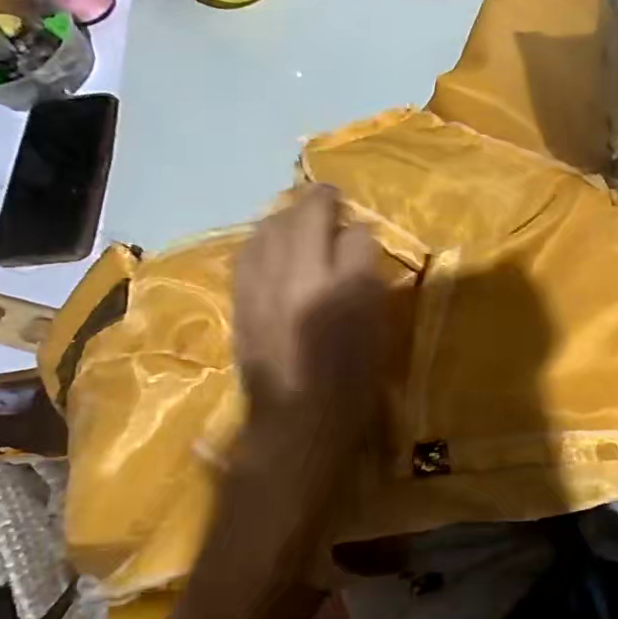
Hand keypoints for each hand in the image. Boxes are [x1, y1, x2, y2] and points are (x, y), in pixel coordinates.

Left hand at [231, 185, 383, 458]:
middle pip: (304, 217)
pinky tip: (270, 243)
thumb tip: (356, 242)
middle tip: (329, 197)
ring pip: (270, 228)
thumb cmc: (351, 381)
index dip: (359, 226)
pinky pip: (248, 251)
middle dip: (318, 200)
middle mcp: (298, 277)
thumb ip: (367, 279)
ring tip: (299, 217)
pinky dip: (262, 238)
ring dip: (286, 215)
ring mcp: (262, 286)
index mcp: (341, 288)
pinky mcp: (240, 300)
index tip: (361, 224)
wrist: (296, 421)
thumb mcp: (377, 330)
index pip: (353, 234)